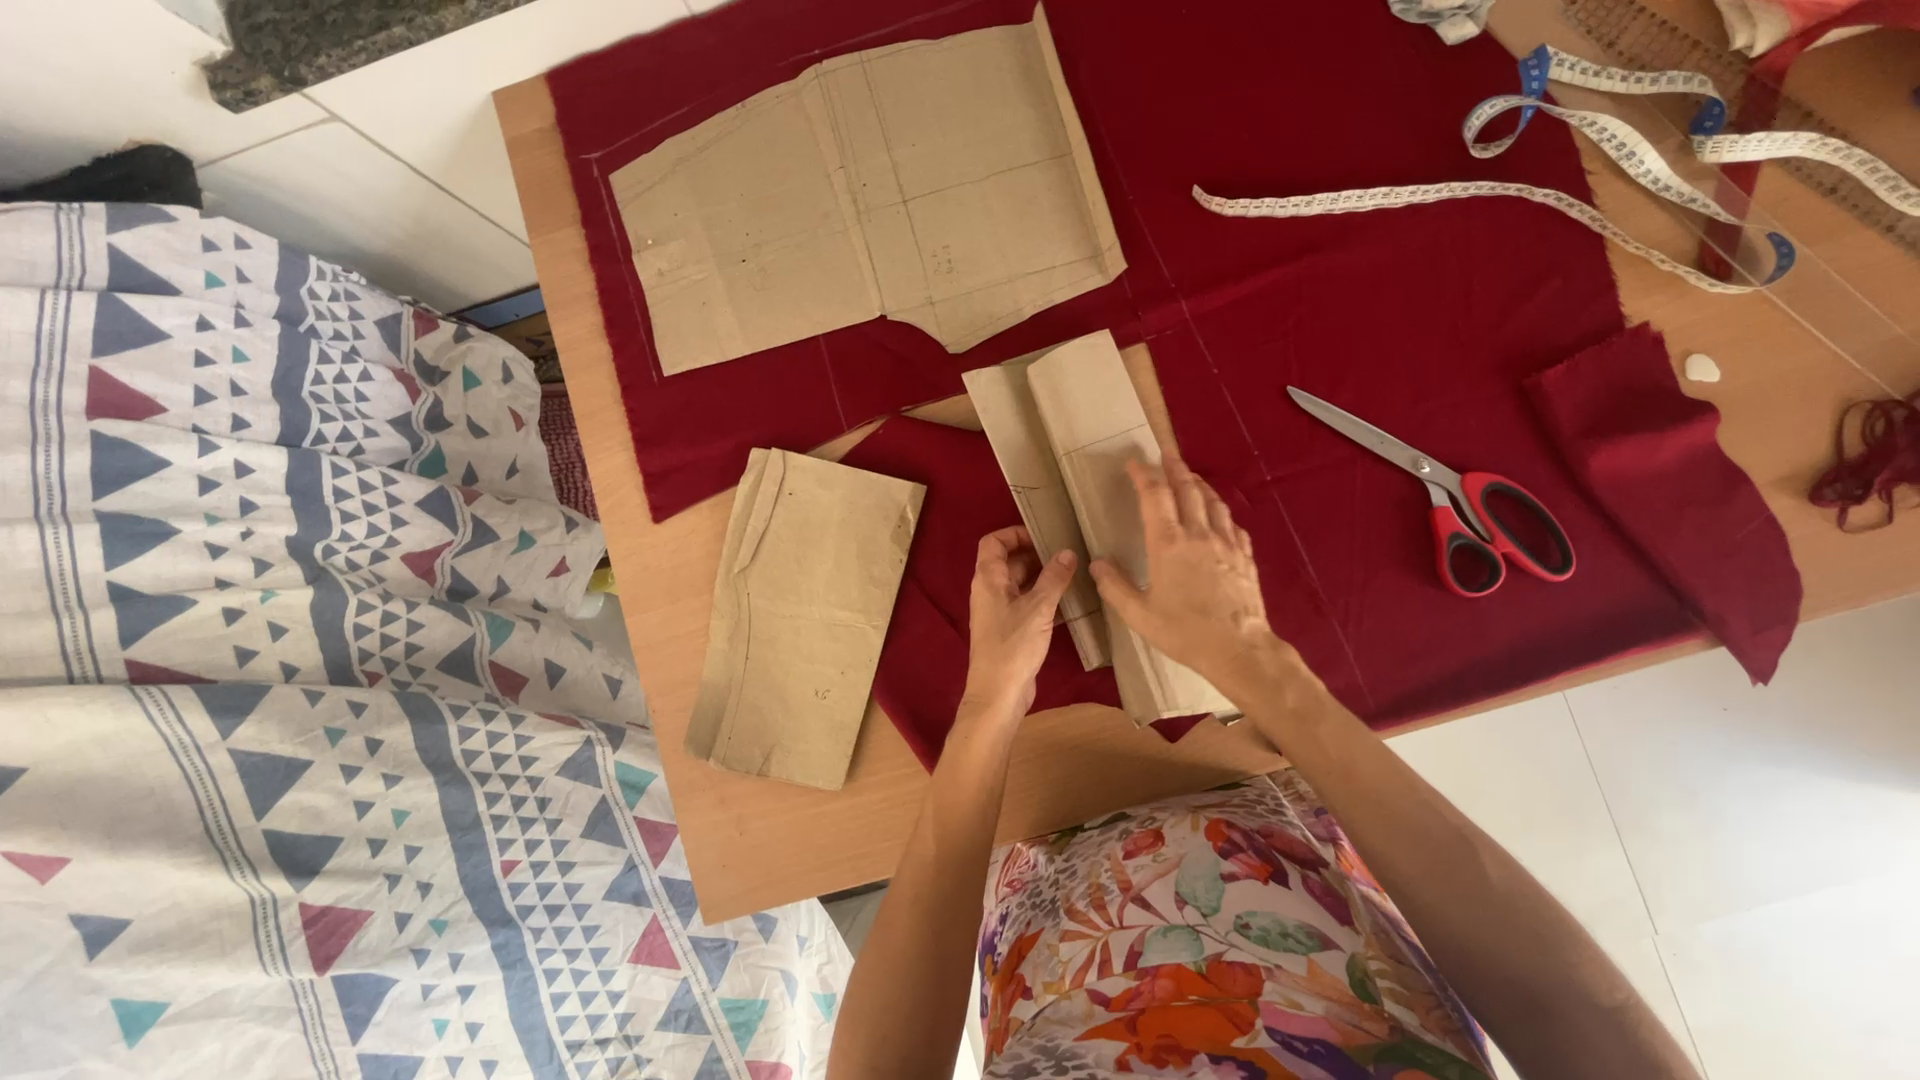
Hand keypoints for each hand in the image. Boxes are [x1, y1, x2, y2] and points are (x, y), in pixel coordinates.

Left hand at [961, 526, 1076, 719]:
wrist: (999, 693)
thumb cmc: (1013, 646)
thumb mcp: (1038, 608)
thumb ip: (1053, 578)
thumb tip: (1067, 552)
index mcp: (988, 579)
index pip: (994, 542)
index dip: (1015, 533)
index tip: (1043, 534)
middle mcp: (989, 591)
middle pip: (1009, 562)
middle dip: (1036, 555)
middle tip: (1067, 552)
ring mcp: (998, 611)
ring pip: (1020, 584)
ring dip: (1043, 577)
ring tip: (1073, 573)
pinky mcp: (1009, 630)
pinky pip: (1026, 604)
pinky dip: (1044, 599)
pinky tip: (1069, 601)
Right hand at [1090, 456, 1294, 697]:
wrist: (1239, 649)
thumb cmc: (1184, 633)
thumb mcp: (1139, 615)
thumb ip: (1114, 587)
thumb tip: (1097, 563)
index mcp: (1168, 544)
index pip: (1154, 496)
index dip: (1144, 475)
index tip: (1134, 463)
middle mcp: (1198, 534)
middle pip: (1187, 489)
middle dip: (1174, 468)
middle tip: (1166, 456)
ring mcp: (1226, 543)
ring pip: (1213, 501)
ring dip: (1199, 484)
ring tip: (1190, 477)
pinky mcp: (1245, 557)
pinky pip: (1232, 524)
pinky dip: (1221, 511)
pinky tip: (1218, 516)